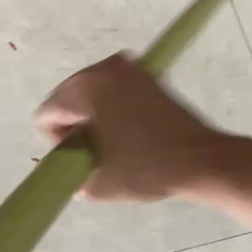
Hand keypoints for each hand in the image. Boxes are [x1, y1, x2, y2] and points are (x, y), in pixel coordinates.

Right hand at [35, 53, 230, 201]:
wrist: (202, 159)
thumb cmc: (147, 168)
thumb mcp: (98, 183)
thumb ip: (70, 174)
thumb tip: (70, 169)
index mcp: (83, 87)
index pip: (48, 115)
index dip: (59, 143)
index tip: (84, 160)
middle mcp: (104, 67)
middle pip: (70, 100)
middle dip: (78, 128)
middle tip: (99, 155)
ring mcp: (130, 68)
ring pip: (94, 96)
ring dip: (98, 120)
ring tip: (118, 147)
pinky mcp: (151, 77)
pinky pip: (118, 94)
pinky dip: (117, 112)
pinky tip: (133, 134)